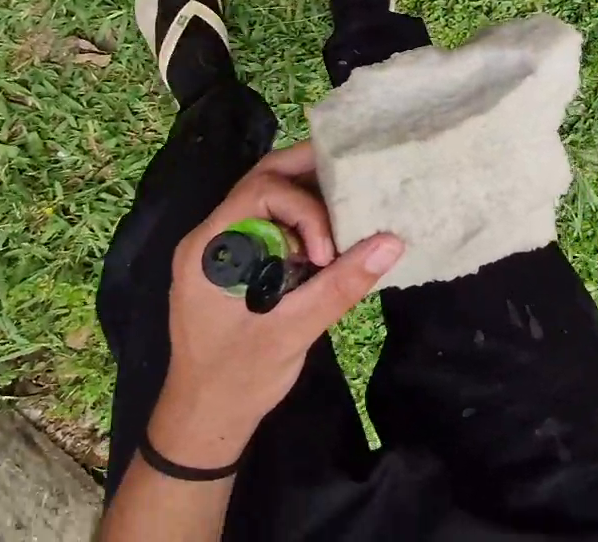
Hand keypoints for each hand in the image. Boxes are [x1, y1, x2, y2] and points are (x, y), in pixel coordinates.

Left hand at [146, 142, 403, 467]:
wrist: (205, 422)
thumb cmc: (240, 378)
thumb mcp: (293, 332)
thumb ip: (341, 285)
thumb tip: (392, 242)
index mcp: (210, 247)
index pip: (261, 191)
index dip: (304, 209)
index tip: (327, 254)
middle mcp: (212, 237)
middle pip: (264, 179)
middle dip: (311, 175)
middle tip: (354, 185)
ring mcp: (224, 248)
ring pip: (270, 196)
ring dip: (310, 197)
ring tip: (350, 209)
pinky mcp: (240, 262)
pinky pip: (273, 221)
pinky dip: (305, 220)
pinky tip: (334, 235)